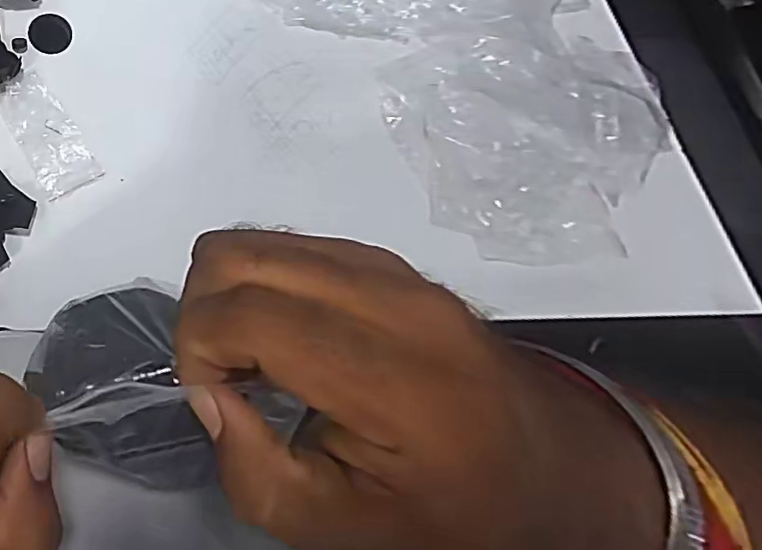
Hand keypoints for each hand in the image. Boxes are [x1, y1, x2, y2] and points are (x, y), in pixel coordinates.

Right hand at [175, 231, 665, 549]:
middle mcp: (390, 302)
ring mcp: (386, 268)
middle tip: (223, 367)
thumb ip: (256, 473)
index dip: (198, 346)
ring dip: (222, 290)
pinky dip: (254, 277)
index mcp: (395, 380)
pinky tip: (281, 327)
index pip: (246, 315)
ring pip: (246, 240)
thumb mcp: (350, 533)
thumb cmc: (459, 516)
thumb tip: (207, 394)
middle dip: (199, 310)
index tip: (211, 393)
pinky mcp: (378, 255)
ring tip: (250, 348)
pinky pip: (280, 243)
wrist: (564, 472)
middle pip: (232, 258)